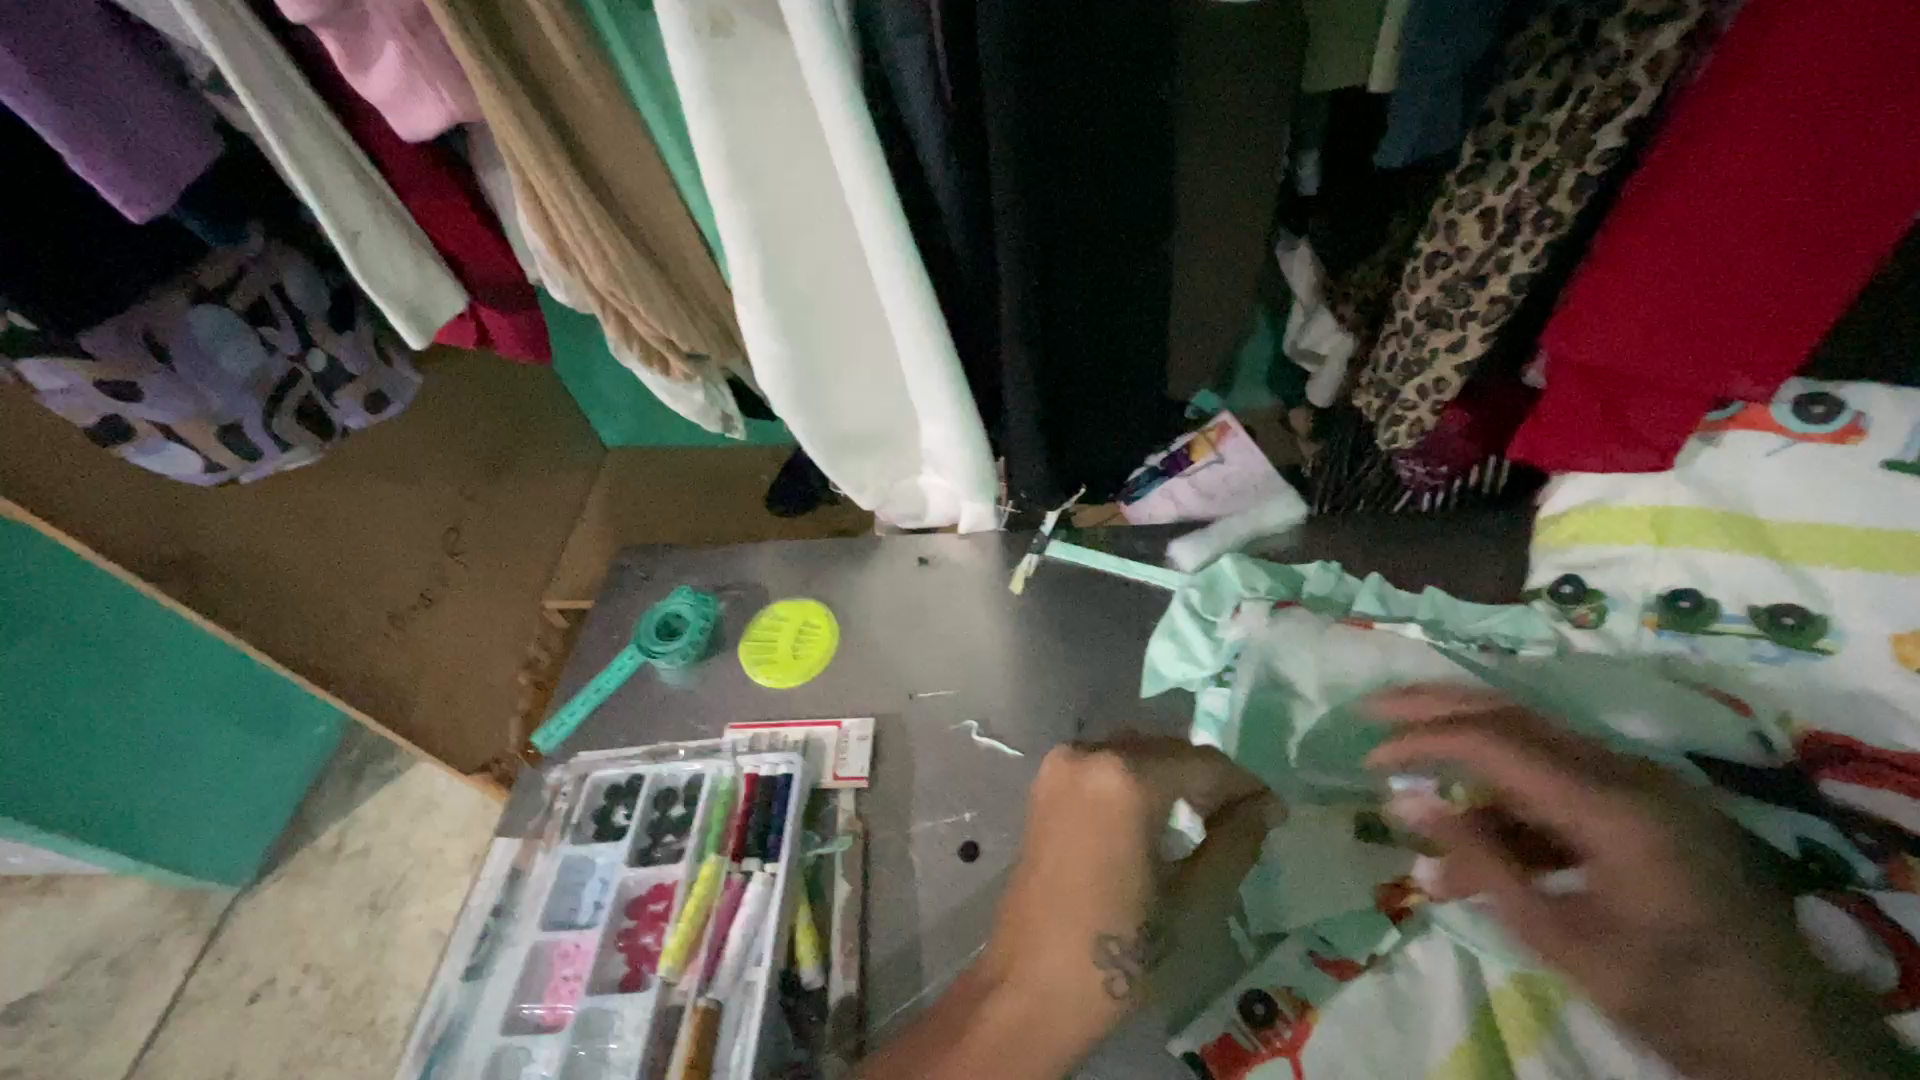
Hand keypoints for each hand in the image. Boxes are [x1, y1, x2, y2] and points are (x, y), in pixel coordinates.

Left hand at [855, 733, 1280, 1079]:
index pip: (1203, 765)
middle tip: (1247, 817)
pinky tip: (1161, 814)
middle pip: (1166, 750)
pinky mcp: (1044, 786)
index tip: (1277, 812)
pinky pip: (1104, 766)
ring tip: (1209, 816)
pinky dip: (1137, 780)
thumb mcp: (1191, 899)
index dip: (1246, 786)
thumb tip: (1265, 807)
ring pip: (1134, 753)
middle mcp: (1087, 754)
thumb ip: (1233, 842)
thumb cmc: (1117, 951)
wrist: (1031, 985)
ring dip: (1173, 776)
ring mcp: (1059, 767)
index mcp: (1123, 778)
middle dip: (1209, 780)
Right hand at [1367, 684, 1914, 1079]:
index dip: (1423, 741)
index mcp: (1614, 805)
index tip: (1368, 758)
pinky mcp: (1645, 807)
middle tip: (1371, 709)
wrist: (1795, 1042)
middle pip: (1513, 715)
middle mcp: (1629, 776)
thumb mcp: (1560, 938)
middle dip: (1435, 708)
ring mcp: (1642, 787)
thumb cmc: (1672, 995)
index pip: (1496, 743)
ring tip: (1413, 804)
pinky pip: (1558, 787)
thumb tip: (1403, 801)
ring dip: (1467, 770)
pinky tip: (1472, 848)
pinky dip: (1506, 808)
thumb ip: (1478, 861)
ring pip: (1531, 748)